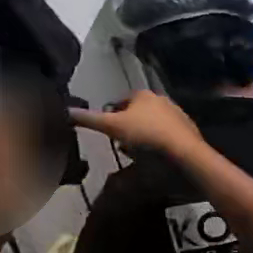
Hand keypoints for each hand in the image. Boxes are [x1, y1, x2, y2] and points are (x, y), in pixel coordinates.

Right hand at [70, 91, 203, 155]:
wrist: (184, 151)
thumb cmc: (145, 134)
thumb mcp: (112, 126)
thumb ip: (88, 119)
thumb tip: (65, 111)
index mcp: (143, 94)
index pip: (120, 102)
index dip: (111, 117)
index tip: (107, 133)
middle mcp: (162, 100)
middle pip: (137, 114)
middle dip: (127, 128)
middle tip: (121, 146)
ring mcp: (177, 115)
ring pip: (152, 125)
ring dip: (142, 137)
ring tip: (136, 154)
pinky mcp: (187, 131)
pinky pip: (166, 136)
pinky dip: (158, 144)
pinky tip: (156, 157)